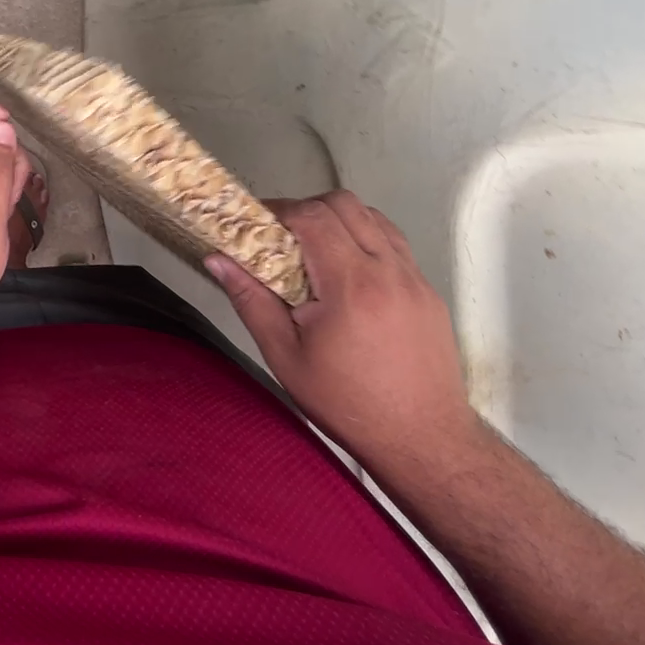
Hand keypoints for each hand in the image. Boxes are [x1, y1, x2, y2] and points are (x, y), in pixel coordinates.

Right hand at [205, 191, 478, 464]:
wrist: (423, 440)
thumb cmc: (344, 400)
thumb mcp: (284, 354)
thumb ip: (250, 299)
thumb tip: (216, 259)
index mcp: (351, 286)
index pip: (315, 217)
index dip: (280, 210)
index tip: (255, 224)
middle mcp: (389, 272)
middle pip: (346, 204)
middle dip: (307, 208)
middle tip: (281, 235)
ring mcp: (415, 280)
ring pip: (374, 218)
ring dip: (338, 220)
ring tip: (312, 251)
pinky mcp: (428, 292)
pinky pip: (393, 243)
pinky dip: (363, 239)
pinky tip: (344, 272)